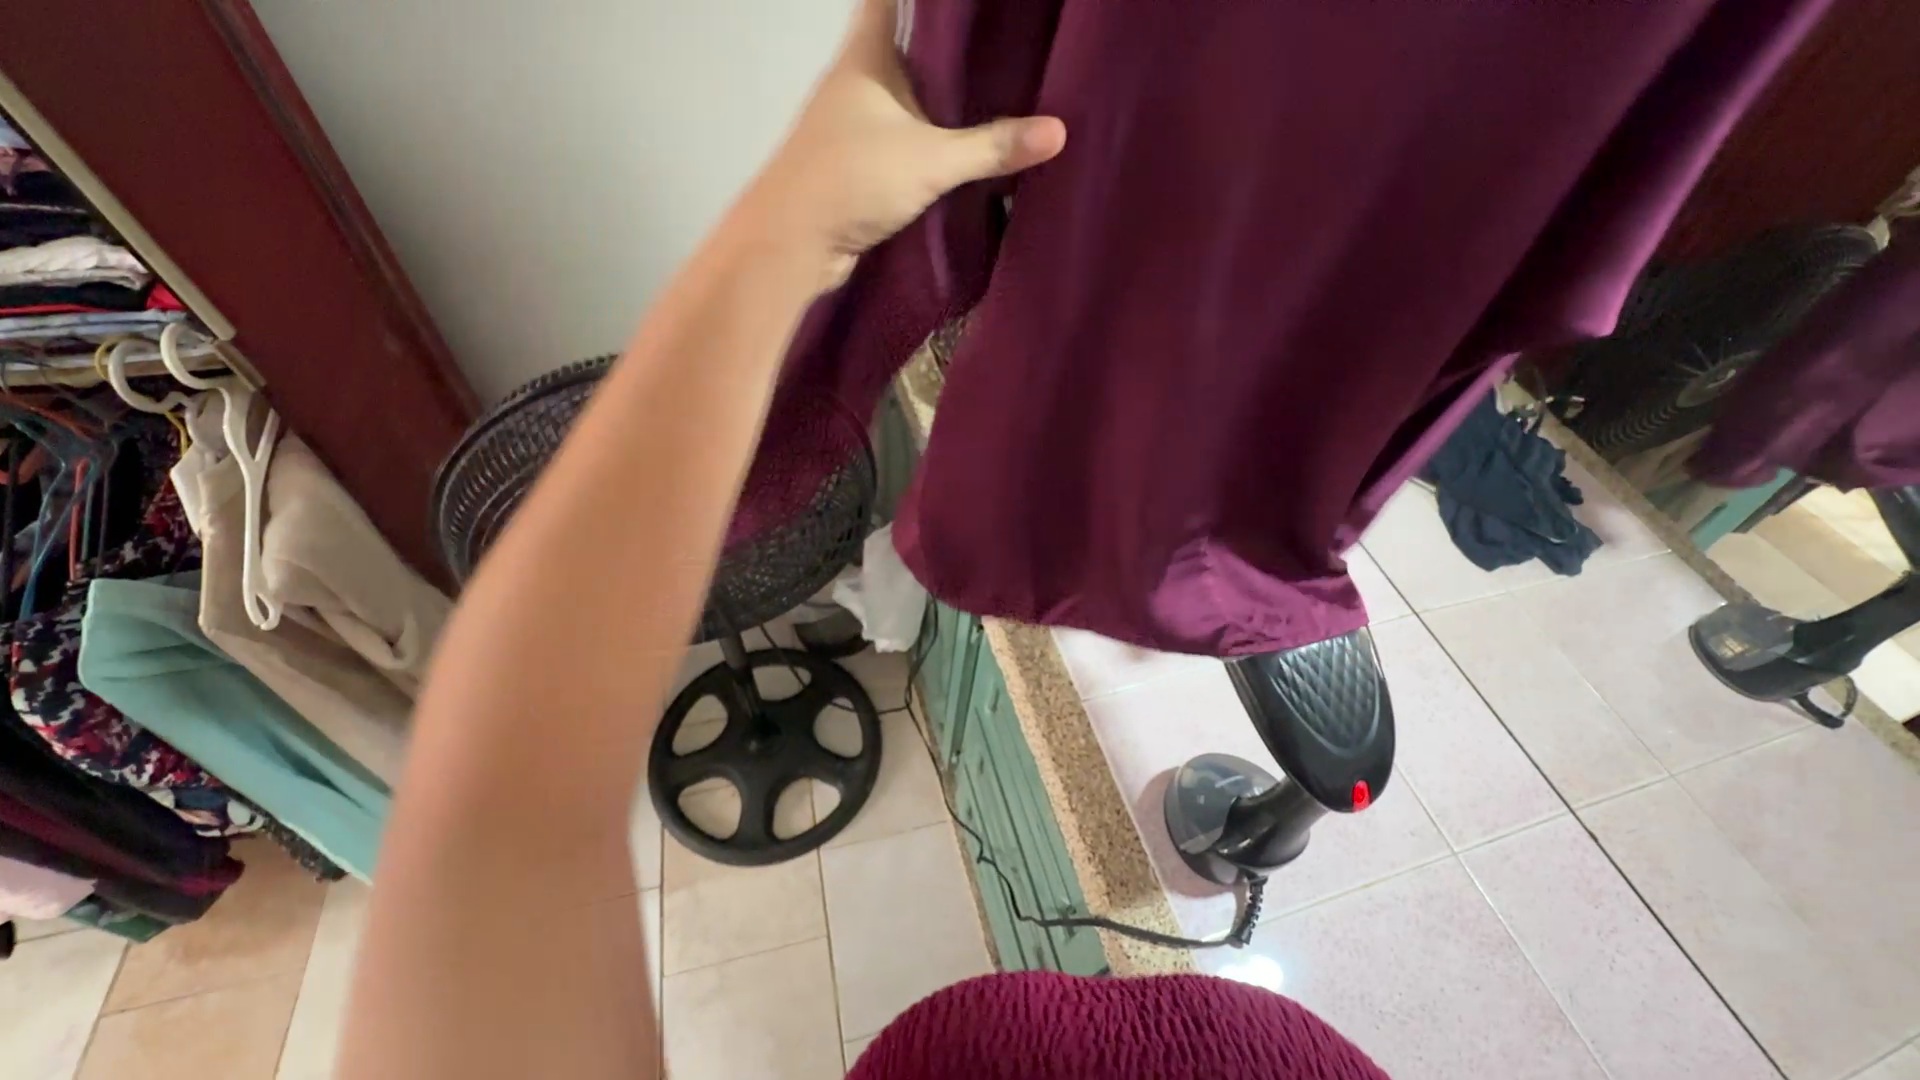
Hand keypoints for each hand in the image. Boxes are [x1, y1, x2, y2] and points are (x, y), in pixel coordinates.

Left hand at [737, 0, 1066, 290]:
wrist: (792, 245)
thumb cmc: (851, 178)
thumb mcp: (930, 159)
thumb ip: (992, 146)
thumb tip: (1059, 132)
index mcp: (866, 54)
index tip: (976, 1)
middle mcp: (859, 80)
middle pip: (910, 47)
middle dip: (955, 46)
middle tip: (1010, 44)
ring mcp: (857, 125)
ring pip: (910, 98)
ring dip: (947, 100)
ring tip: (1006, 88)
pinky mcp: (861, 166)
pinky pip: (907, 141)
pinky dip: (936, 142)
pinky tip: (972, 149)